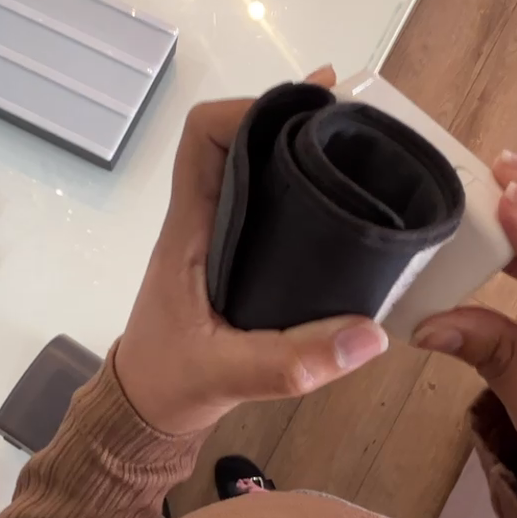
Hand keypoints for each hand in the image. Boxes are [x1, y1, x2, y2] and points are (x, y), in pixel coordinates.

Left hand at [115, 68, 390, 434]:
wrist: (147, 407)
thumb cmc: (168, 382)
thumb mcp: (226, 376)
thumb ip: (290, 362)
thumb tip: (369, 336)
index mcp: (189, 231)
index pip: (200, 139)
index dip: (246, 110)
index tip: (307, 112)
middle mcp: (202, 222)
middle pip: (237, 143)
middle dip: (291, 123)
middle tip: (355, 123)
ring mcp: (216, 240)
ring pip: (253, 174)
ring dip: (299, 156)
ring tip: (361, 152)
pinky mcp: (232, 261)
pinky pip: (266, 211)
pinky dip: (302, 197)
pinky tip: (345, 207)